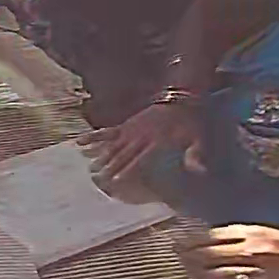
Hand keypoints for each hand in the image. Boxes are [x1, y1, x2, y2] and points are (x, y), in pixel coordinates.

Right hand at [82, 102, 203, 184]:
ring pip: (111, 145)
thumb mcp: (198, 139)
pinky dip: (92, 137)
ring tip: (89, 167)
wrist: (181, 98)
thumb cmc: (190, 122)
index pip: (139, 159)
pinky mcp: (124, 125)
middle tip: (97, 179)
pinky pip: (105, 132)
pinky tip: (79, 143)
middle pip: (121, 154)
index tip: (117, 180)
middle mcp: (139, 138)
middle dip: (109, 166)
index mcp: (155, 143)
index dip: (128, 169)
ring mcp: (129, 130)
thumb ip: (196, 155)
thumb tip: (198, 171)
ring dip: (99, 156)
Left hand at [185, 225, 278, 278]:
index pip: (210, 236)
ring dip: (200, 276)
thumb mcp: (262, 231)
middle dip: (190, 259)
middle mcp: (253, 249)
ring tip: (190, 276)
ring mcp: (259, 270)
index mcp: (251, 233)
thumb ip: (235, 234)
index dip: (190, 241)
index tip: (177, 245)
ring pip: (219, 274)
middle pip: (210, 254)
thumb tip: (204, 237)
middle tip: (179, 262)